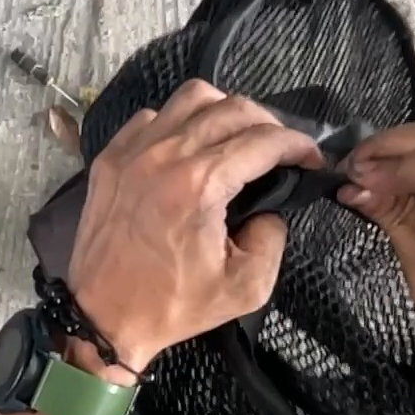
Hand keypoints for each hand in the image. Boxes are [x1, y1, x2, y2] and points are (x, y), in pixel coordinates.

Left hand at [65, 80, 322, 379]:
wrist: (102, 316)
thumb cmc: (172, 305)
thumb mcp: (245, 286)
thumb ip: (273, 237)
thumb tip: (270, 207)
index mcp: (199, 185)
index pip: (263, 140)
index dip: (298, 145)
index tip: (311, 159)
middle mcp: (164, 155)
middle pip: (232, 108)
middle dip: (269, 124)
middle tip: (280, 150)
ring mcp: (131, 152)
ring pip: (191, 98)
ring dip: (224, 111)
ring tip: (237, 138)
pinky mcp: (109, 158)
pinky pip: (152, 117)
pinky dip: (178, 121)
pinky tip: (188, 147)